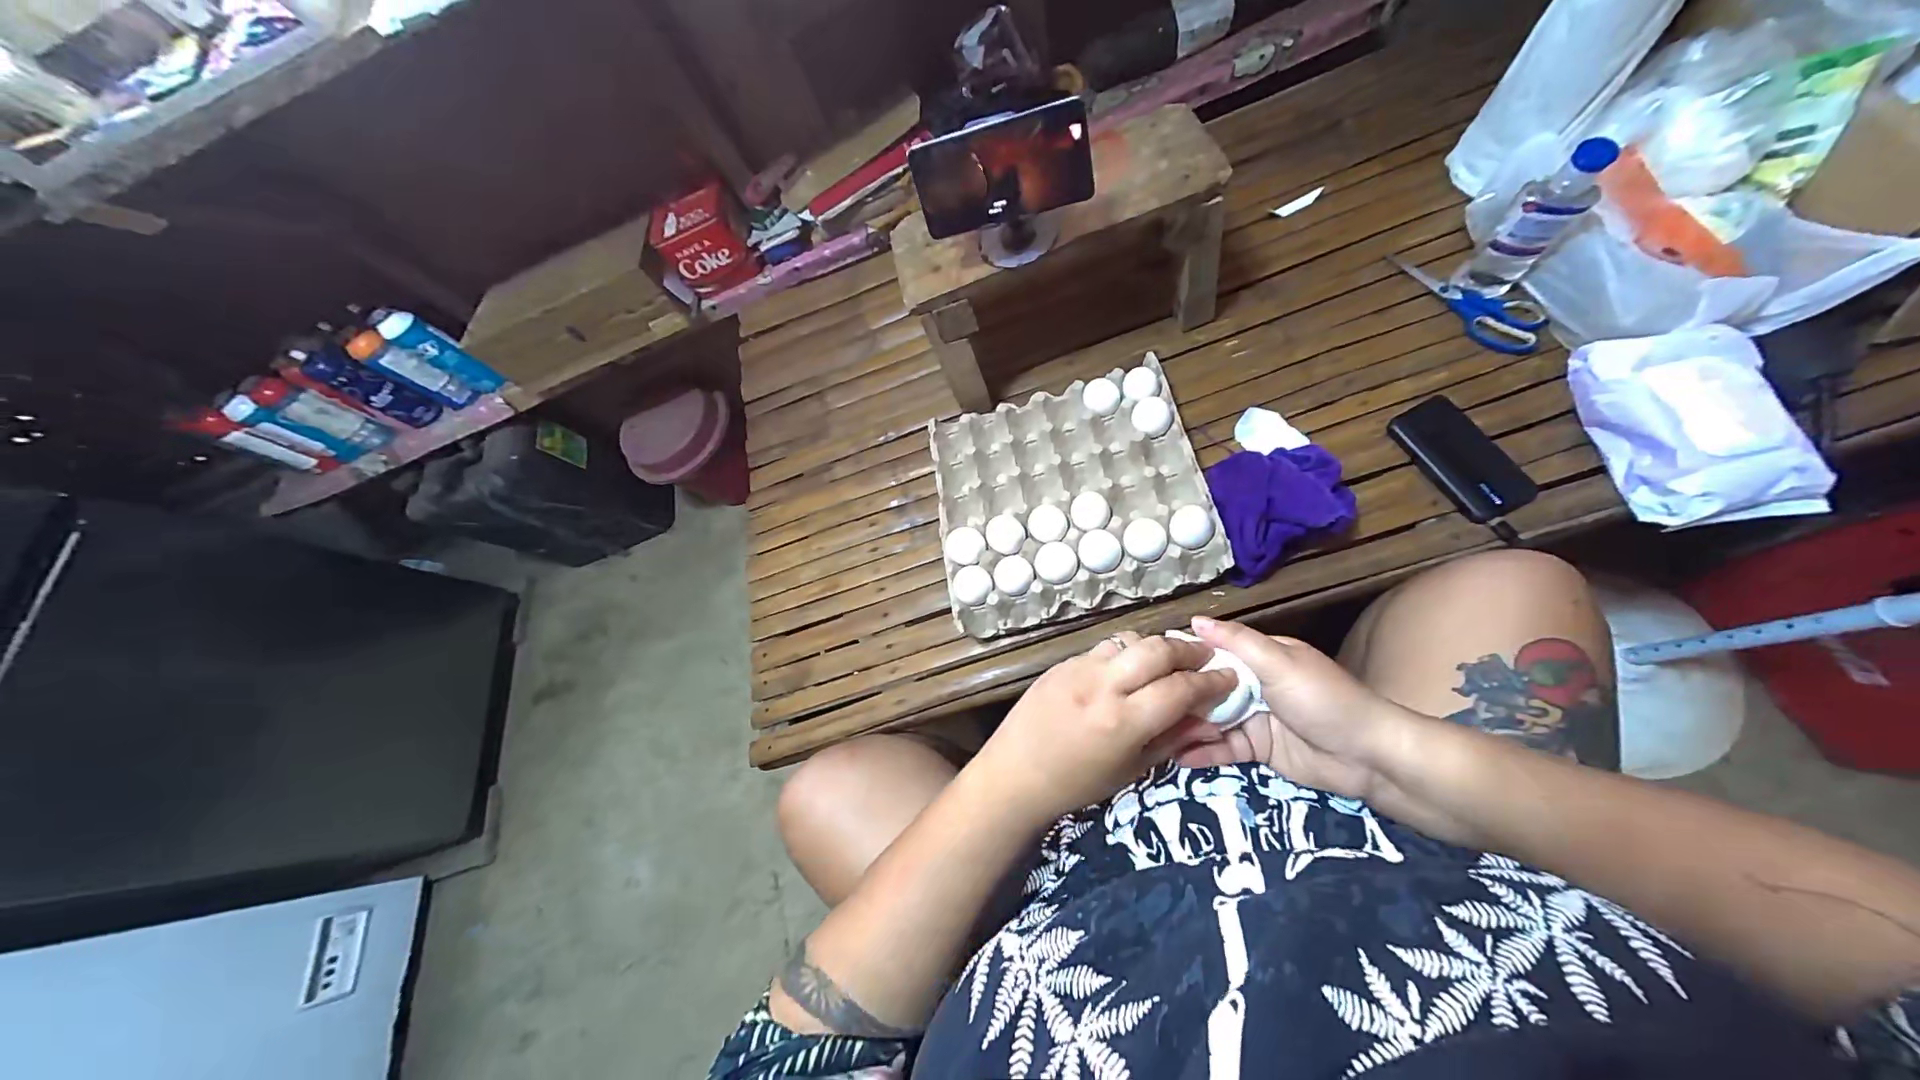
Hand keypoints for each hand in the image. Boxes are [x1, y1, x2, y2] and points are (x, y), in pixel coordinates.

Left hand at [968, 632, 1237, 829]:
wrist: (1015, 773)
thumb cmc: (1076, 784)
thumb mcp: (1132, 769)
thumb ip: (1172, 739)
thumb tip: (1208, 718)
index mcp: (1122, 721)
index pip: (1180, 688)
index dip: (1211, 682)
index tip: (1229, 678)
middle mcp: (1102, 686)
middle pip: (1157, 650)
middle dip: (1189, 650)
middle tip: (1206, 657)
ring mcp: (1079, 669)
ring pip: (1130, 641)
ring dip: (1157, 646)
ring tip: (1172, 659)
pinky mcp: (1062, 662)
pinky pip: (1104, 648)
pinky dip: (1126, 652)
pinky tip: (1132, 666)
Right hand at [1171, 617, 1473, 840]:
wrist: (1369, 757)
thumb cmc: (1324, 700)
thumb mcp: (1280, 663)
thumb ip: (1237, 642)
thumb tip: (1194, 620)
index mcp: (1258, 657)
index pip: (1211, 652)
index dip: (1181, 658)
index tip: (1145, 664)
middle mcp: (1251, 685)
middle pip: (1205, 688)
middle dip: (1176, 697)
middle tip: (1140, 707)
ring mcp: (1253, 718)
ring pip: (1209, 719)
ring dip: (1184, 726)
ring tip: (1152, 735)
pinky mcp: (1256, 750)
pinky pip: (1222, 748)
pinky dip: (1201, 752)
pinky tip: (1175, 757)